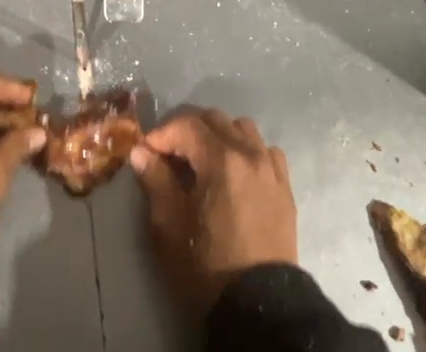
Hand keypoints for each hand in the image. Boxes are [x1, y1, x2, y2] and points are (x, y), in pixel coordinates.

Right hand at [129, 109, 297, 312]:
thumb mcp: (170, 225)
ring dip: (219, 136)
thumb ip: (156, 181)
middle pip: (214, 119)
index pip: (186, 125)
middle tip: (169, 155)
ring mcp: (272, 169)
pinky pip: (266, 151)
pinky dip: (247, 151)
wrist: (259, 305)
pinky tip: (235, 173)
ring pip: (243, 129)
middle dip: (187, 130)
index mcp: (221, 161)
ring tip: (203, 161)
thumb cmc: (207, 265)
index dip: (161, 134)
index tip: (145, 152)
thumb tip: (140, 152)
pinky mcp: (285, 187)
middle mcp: (250, 154)